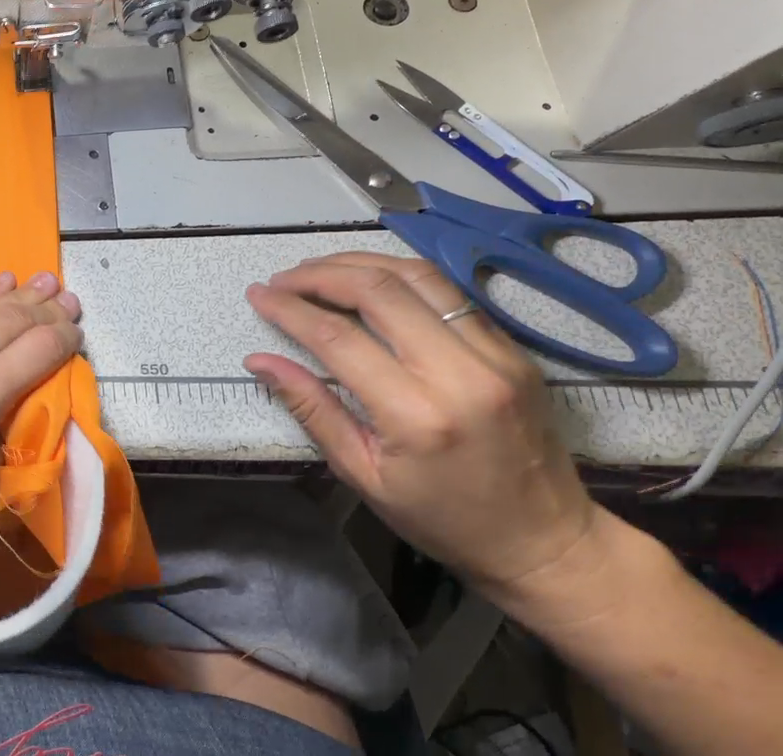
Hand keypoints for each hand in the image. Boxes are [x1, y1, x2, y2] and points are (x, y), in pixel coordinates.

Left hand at [0, 271, 82, 549]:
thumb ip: (16, 407)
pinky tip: (1, 284)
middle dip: (45, 310)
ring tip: (44, 282)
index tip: (77, 331)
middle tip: (69, 299)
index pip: (38, 349)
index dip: (64, 336)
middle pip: (11, 319)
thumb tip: (42, 369)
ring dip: (15, 295)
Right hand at [244, 252, 598, 598]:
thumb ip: (311, 408)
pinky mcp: (513, 350)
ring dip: (360, 264)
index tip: (257, 296)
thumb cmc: (442, 518)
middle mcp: (462, 374)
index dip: (290, 310)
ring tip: (318, 271)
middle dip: (320, 275)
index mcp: (417, 414)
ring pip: (419, 277)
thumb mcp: (362, 473)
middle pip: (380, 291)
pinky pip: (449, 294)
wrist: (547, 541)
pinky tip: (368, 282)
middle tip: (283, 280)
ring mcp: (496, 356)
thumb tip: (259, 361)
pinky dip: (399, 277)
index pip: (339, 338)